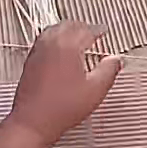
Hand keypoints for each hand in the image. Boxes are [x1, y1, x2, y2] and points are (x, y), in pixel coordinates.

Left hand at [3, 22, 122, 147]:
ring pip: (54, 30)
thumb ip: (108, 71)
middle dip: (82, 28)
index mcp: (68, 46)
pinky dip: (55, 38)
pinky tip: (60, 50)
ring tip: (77, 39)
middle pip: (69, 25)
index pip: (86, 30)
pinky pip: (44, 39)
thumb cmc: (62, 108)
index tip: (104, 32)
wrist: (32, 122)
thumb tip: (116, 59)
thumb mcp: (94, 90)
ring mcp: (38, 51)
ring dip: (67, 30)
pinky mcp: (30, 60)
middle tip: (93, 34)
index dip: (98, 31)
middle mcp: (51, 43)